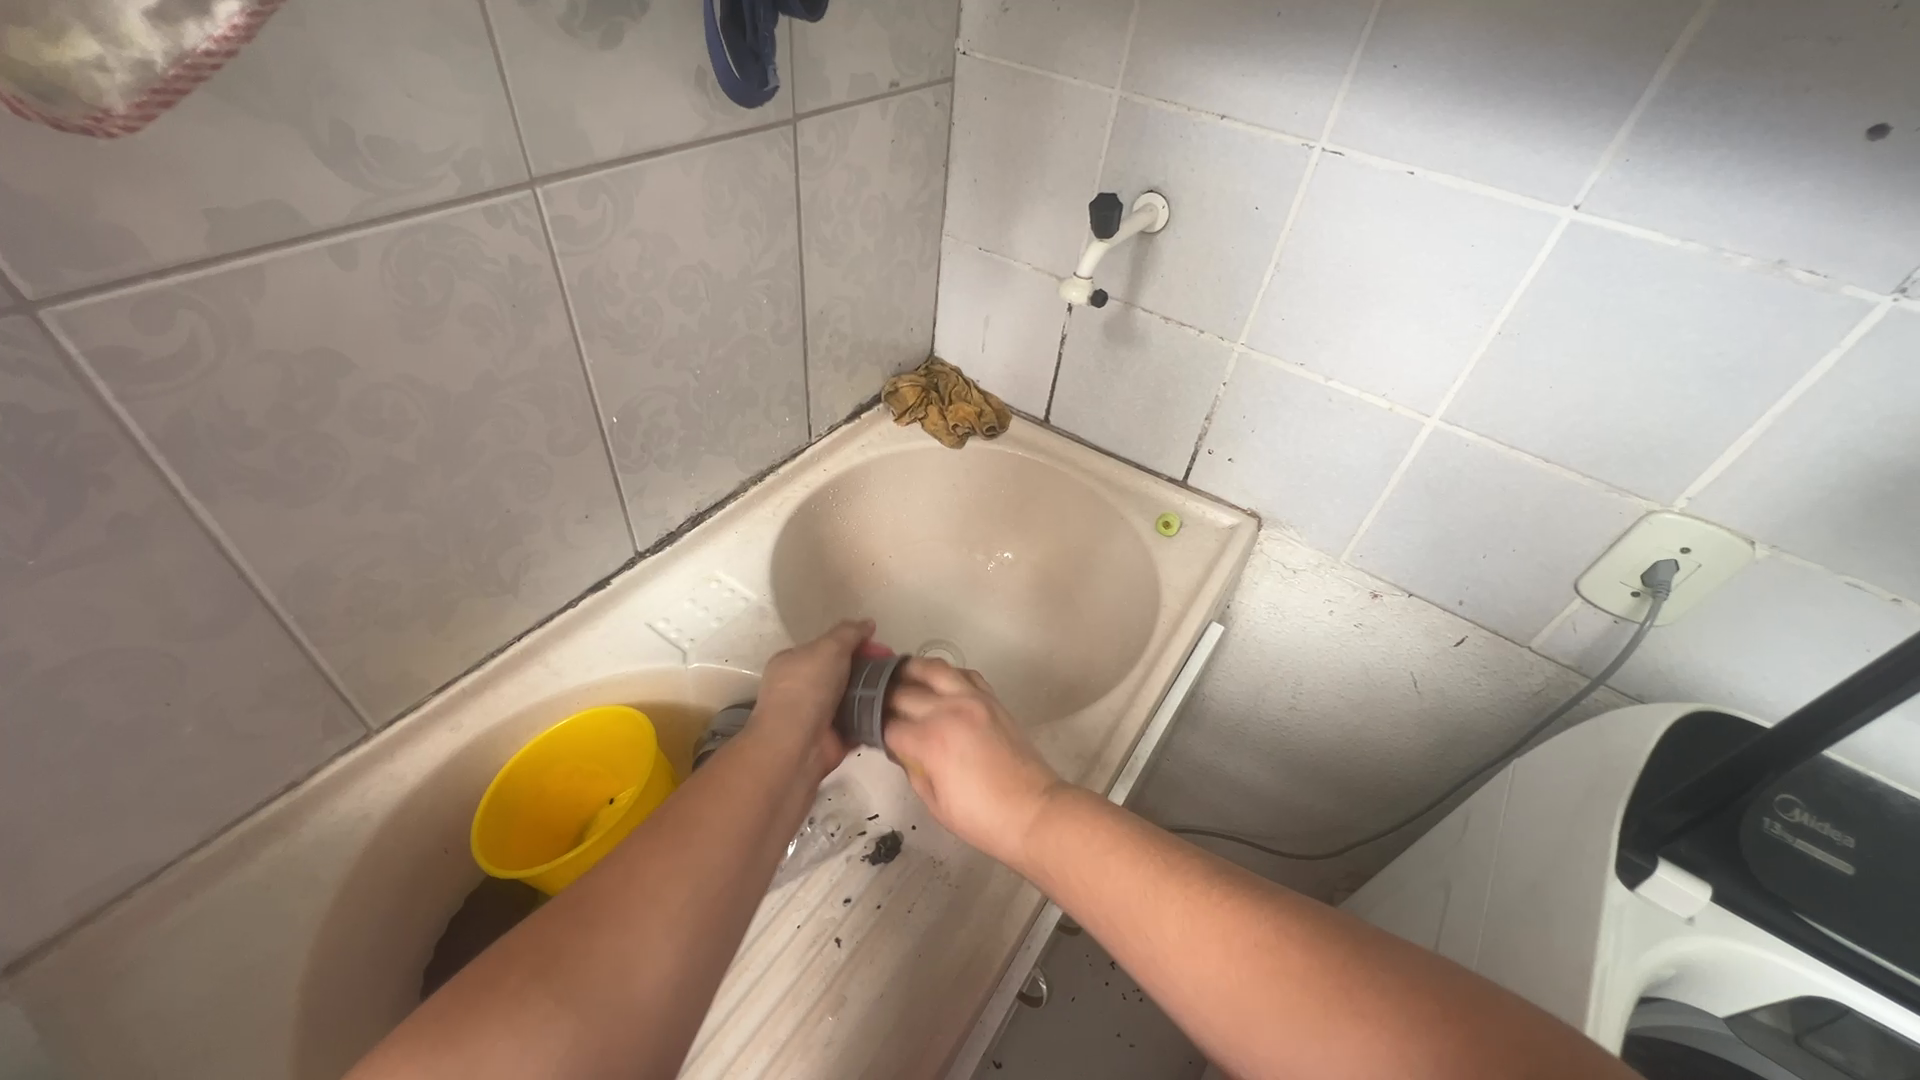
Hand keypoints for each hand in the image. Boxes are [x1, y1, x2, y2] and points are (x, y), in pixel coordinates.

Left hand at [748, 619, 884, 780]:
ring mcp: (818, 715)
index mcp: (794, 662)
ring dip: (876, 695)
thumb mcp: (829, 648)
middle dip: (870, 670)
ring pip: (854, 698)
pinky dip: (875, 719)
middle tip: (896, 671)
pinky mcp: (834, 738)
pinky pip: (860, 723)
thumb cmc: (807, 689)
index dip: (858, 645)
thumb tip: (868, 623)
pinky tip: (897, 712)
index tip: (884, 649)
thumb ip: (850, 633)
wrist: (796, 745)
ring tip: (903, 690)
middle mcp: (804, 687)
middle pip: (844, 672)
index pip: (830, 647)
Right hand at [883, 659, 1066, 865]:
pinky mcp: (991, 698)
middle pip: (902, 692)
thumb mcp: (933, 801)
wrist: (1032, 811)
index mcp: (929, 741)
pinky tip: (938, 685)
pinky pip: (963, 674)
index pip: (886, 726)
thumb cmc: (980, 817)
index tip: (867, 732)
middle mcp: (947, 710)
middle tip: (874, 705)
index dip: (872, 730)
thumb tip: (900, 748)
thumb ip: (911, 768)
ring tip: (898, 677)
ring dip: (910, 671)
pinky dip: (946, 675)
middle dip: (883, 699)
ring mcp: (972, 699)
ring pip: (932, 668)